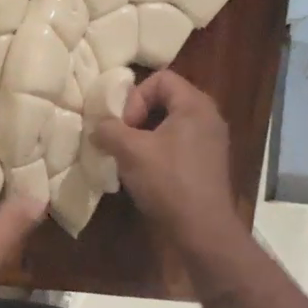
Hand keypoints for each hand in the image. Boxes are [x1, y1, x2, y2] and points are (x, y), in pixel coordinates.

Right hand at [92, 70, 242, 253]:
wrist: (200, 229)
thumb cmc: (168, 182)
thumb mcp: (131, 152)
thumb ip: (109, 131)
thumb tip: (98, 128)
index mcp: (195, 105)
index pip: (161, 78)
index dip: (135, 97)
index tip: (124, 126)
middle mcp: (207, 118)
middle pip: (165, 101)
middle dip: (136, 117)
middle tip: (121, 140)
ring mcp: (209, 143)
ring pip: (169, 126)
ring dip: (143, 138)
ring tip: (127, 159)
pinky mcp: (205, 166)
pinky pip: (177, 147)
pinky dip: (157, 154)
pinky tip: (143, 176)